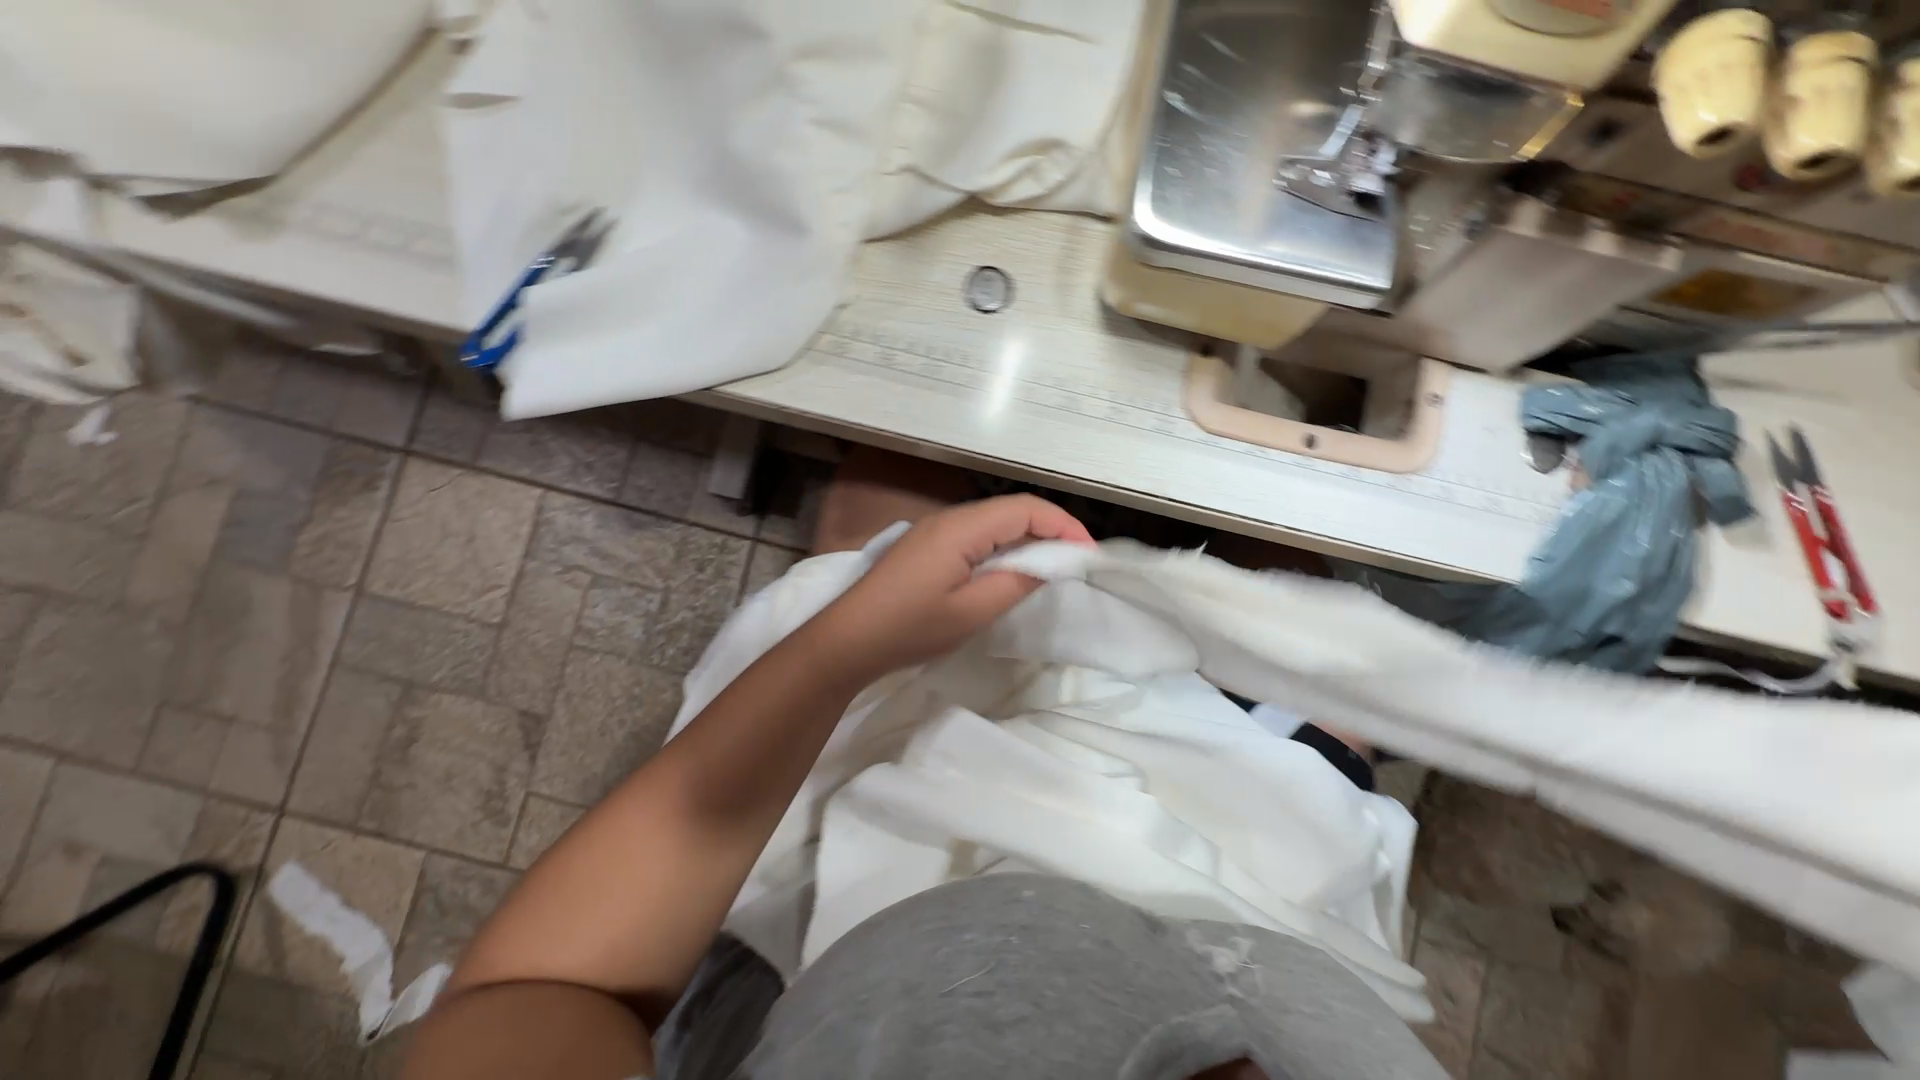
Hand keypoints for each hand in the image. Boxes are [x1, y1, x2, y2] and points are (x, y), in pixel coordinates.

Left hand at [806, 495, 1093, 681]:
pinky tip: (1010, 570)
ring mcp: (934, 530)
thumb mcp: (970, 613)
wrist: (848, 639)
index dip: (1063, 525)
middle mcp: (949, 519)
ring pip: (994, 521)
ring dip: (1026, 538)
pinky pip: (976, 534)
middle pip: (1011, 510)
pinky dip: (1003, 546)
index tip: (1088, 553)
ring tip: (1052, 567)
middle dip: (1050, 529)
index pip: (1025, 509)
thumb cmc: (909, 628)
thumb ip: (1015, 585)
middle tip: (1076, 561)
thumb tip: (1048, 566)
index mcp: (961, 529)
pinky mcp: (927, 545)